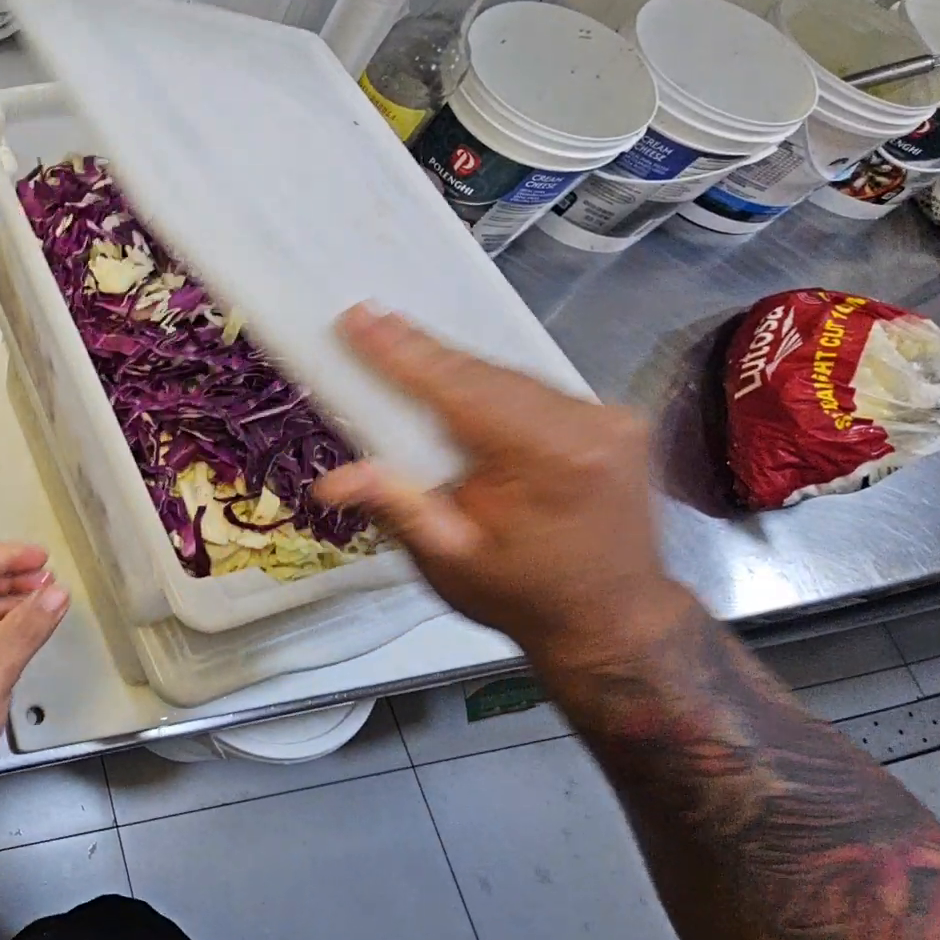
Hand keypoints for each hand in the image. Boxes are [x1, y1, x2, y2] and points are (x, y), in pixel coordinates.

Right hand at [313, 305, 692, 679]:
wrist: (611, 620)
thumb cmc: (521, 595)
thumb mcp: (448, 560)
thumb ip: (397, 507)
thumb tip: (328, 483)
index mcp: (550, 458)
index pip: (461, 390)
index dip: (404, 354)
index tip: (360, 318)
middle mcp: (590, 424)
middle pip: (484, 374)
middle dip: (421, 350)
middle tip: (367, 318)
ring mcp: (608, 417)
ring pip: (507, 376)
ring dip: (449, 364)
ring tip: (394, 339)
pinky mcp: (610, 419)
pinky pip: (529, 389)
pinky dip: (481, 382)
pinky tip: (447, 375)